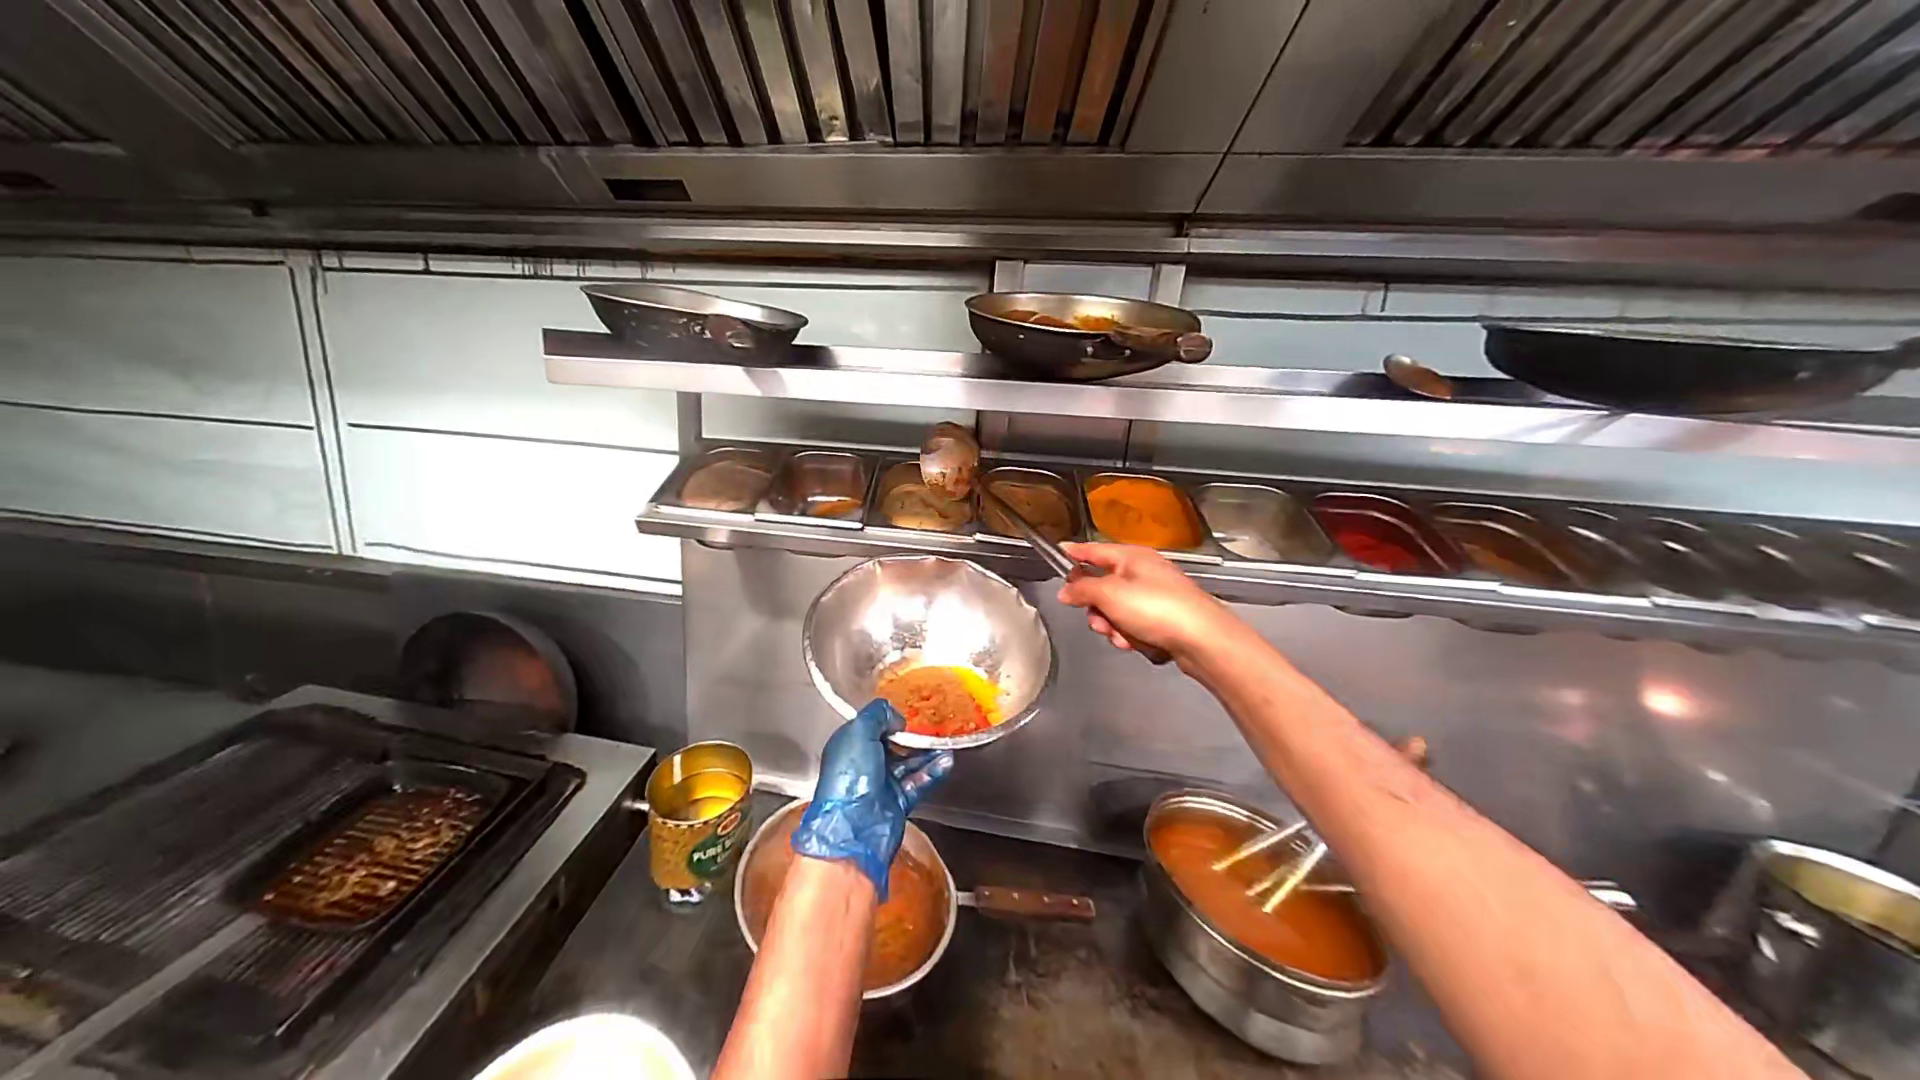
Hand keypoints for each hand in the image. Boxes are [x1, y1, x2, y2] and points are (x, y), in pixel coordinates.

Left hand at [791, 699, 953, 897]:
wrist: (854, 828)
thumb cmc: (849, 777)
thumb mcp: (858, 732)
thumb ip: (878, 714)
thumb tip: (896, 718)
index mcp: (850, 746)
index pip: (872, 727)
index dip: (890, 720)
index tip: (908, 715)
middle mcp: (865, 764)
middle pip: (894, 744)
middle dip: (913, 736)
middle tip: (933, 727)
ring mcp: (882, 784)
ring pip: (910, 763)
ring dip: (928, 752)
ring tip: (946, 742)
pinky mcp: (899, 801)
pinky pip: (919, 782)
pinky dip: (933, 771)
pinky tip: (947, 761)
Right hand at [1056, 543, 1238, 663]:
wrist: (1201, 640)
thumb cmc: (1161, 609)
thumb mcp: (1109, 594)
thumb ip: (1082, 589)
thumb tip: (1066, 591)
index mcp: (1132, 557)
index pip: (1093, 550)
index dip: (1074, 554)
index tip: (1058, 554)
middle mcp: (1144, 573)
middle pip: (1102, 587)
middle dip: (1096, 608)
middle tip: (1100, 619)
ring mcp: (1155, 596)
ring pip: (1116, 611)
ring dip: (1114, 627)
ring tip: (1124, 635)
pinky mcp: (1164, 619)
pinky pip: (1133, 627)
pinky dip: (1132, 637)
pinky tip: (1138, 643)